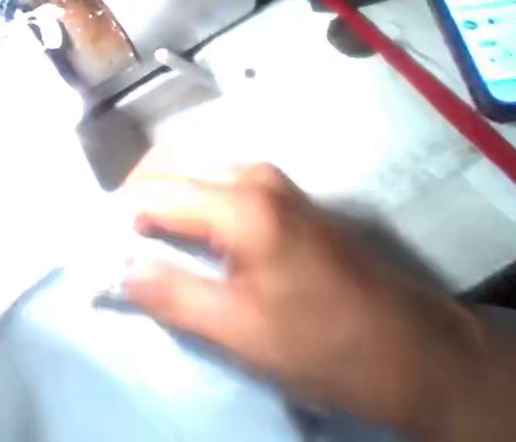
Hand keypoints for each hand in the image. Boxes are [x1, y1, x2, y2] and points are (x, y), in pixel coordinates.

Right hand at [122, 164, 481, 433]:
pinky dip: (183, 195)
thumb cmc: (327, 346)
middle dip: (132, 200)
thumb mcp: (242, 333)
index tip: (98, 253)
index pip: (152, 192)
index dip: (117, 220)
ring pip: (186, 165)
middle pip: (165, 164)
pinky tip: (179, 233)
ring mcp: (266, 176)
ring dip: (156, 195)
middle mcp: (249, 172)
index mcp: (239, 203)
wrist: (416, 349)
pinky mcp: (276, 189)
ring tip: (141, 242)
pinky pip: (210, 175)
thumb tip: (113, 270)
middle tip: (114, 247)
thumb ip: (171, 294)